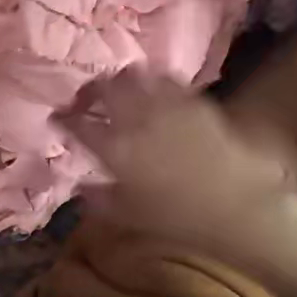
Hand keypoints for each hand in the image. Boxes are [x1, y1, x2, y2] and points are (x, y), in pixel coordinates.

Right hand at [56, 69, 296, 261]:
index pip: (77, 124)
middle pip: (105, 87)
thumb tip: (80, 186)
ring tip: (121, 90)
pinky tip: (157, 93)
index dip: (64, 118)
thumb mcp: (130, 217)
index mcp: (115, 149)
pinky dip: (155, 82)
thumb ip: (99, 198)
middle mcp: (137, 119)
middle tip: (87, 98)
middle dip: (91, 89)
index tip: (59, 118)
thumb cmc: (180, 220)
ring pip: (135, 76)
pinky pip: (168, 80)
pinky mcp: (195, 100)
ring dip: (123, 80)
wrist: (238, 206)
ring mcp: (167, 105)